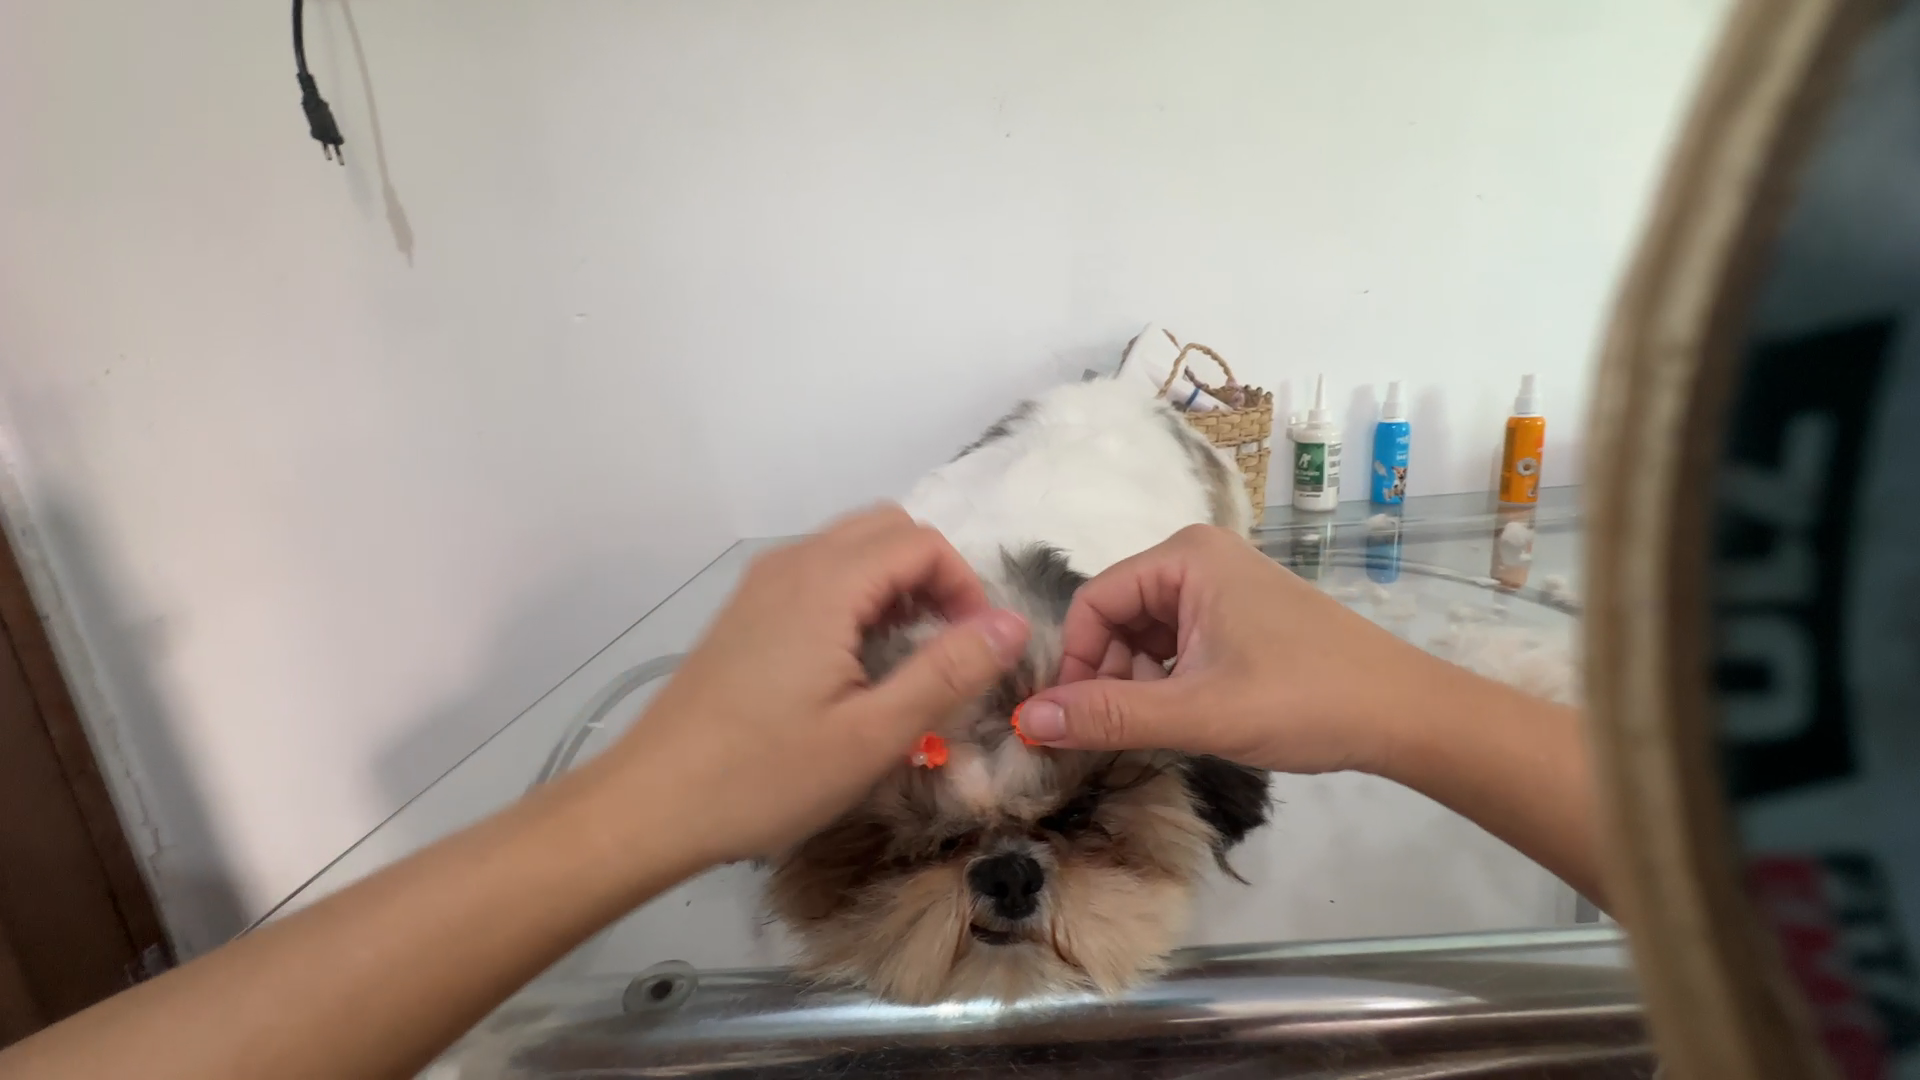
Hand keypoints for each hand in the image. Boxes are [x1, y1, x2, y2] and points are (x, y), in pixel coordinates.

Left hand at [596, 505, 1029, 865]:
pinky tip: (855, 657)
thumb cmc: (764, 776)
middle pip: (888, 529)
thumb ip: (948, 672)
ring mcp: (764, 582)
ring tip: (907, 653)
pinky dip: (859, 592)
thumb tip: (1012, 623)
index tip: (976, 648)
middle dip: (934, 576)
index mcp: (826, 583)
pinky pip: (821, 571)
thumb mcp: (872, 736)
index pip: (921, 542)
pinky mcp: (748, 607)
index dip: (965, 586)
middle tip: (947, 645)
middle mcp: (793, 563)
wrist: (649, 803)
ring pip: (853, 547)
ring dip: (897, 583)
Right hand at [1014, 524, 1437, 774]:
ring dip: (1137, 681)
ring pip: (1144, 633)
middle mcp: (1197, 558)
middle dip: (1109, 673)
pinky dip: (1167, 679)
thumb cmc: (1303, 701)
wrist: (1408, 715)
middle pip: (1117, 616)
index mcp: (1184, 556)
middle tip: (1121, 729)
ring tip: (1164, 724)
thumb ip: (1108, 715)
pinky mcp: (1237, 614)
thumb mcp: (1197, 712)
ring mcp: (1221, 586)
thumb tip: (1026, 721)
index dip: (1074, 661)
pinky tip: (1187, 713)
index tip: (1071, 719)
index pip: (1094, 603)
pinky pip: (1176, 641)